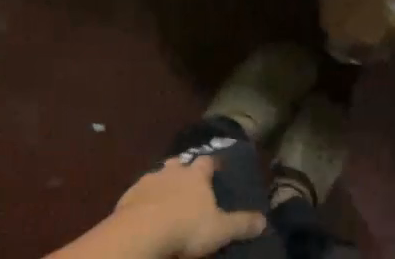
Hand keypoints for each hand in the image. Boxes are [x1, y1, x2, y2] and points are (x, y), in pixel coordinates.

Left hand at [115, 152, 266, 257]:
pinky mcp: (130, 194)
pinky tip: (145, 208)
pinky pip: (139, 191)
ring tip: (166, 193)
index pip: (208, 162)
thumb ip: (241, 223)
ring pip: (158, 174)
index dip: (212, 164)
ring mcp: (149, 180)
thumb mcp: (220, 230)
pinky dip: (144, 197)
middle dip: (183, 168)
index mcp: (196, 175)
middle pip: (180, 163)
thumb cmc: (186, 227)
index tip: (216, 166)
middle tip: (187, 178)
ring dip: (163, 181)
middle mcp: (173, 171)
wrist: (142, 232)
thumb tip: (264, 220)